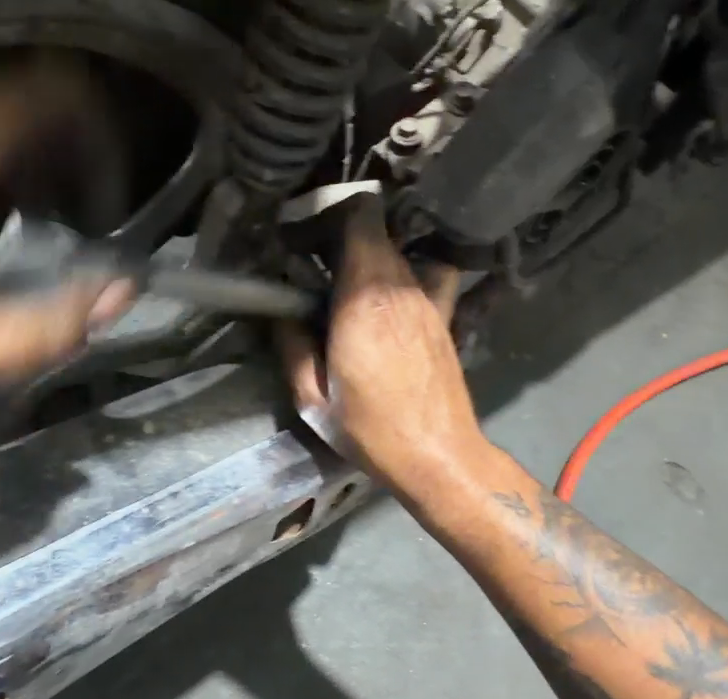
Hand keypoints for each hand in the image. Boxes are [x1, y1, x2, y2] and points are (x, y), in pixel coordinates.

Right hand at [277, 196, 479, 489]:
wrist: (439, 456)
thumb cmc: (371, 432)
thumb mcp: (313, 400)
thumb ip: (292, 347)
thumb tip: (282, 313)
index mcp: (363, 299)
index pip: (359, 217)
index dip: (330, 213)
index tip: (305, 234)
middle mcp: (400, 287)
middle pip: (376, 233)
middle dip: (344, 240)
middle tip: (316, 267)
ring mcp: (429, 300)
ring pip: (400, 256)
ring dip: (373, 261)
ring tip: (349, 288)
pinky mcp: (445, 318)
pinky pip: (428, 276)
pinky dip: (409, 274)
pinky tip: (394, 298)